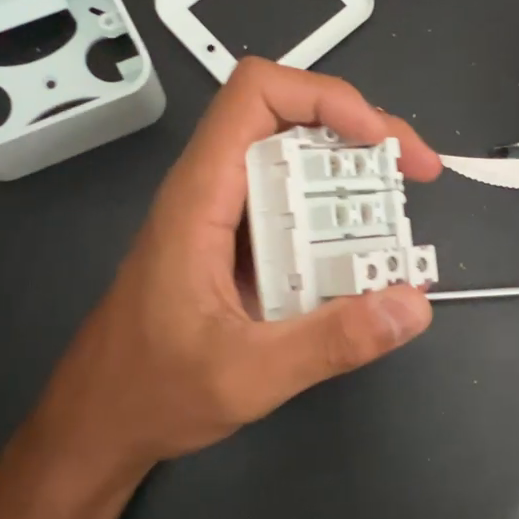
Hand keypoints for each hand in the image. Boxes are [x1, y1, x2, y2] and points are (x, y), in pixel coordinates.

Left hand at [29, 58, 441, 480]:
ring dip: (356, 183)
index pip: (257, 95)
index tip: (379, 140)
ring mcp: (226, 221)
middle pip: (290, 121)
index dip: (325, 97)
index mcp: (202, 198)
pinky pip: (297, 214)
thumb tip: (412, 306)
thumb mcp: (247, 375)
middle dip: (362, 137)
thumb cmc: (152, 392)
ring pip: (297, 168)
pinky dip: (341, 226)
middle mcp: (215, 194)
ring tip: (402, 219)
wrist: (100, 424)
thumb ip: (330, 342)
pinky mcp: (238, 250)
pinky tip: (370, 262)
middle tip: (417, 174)